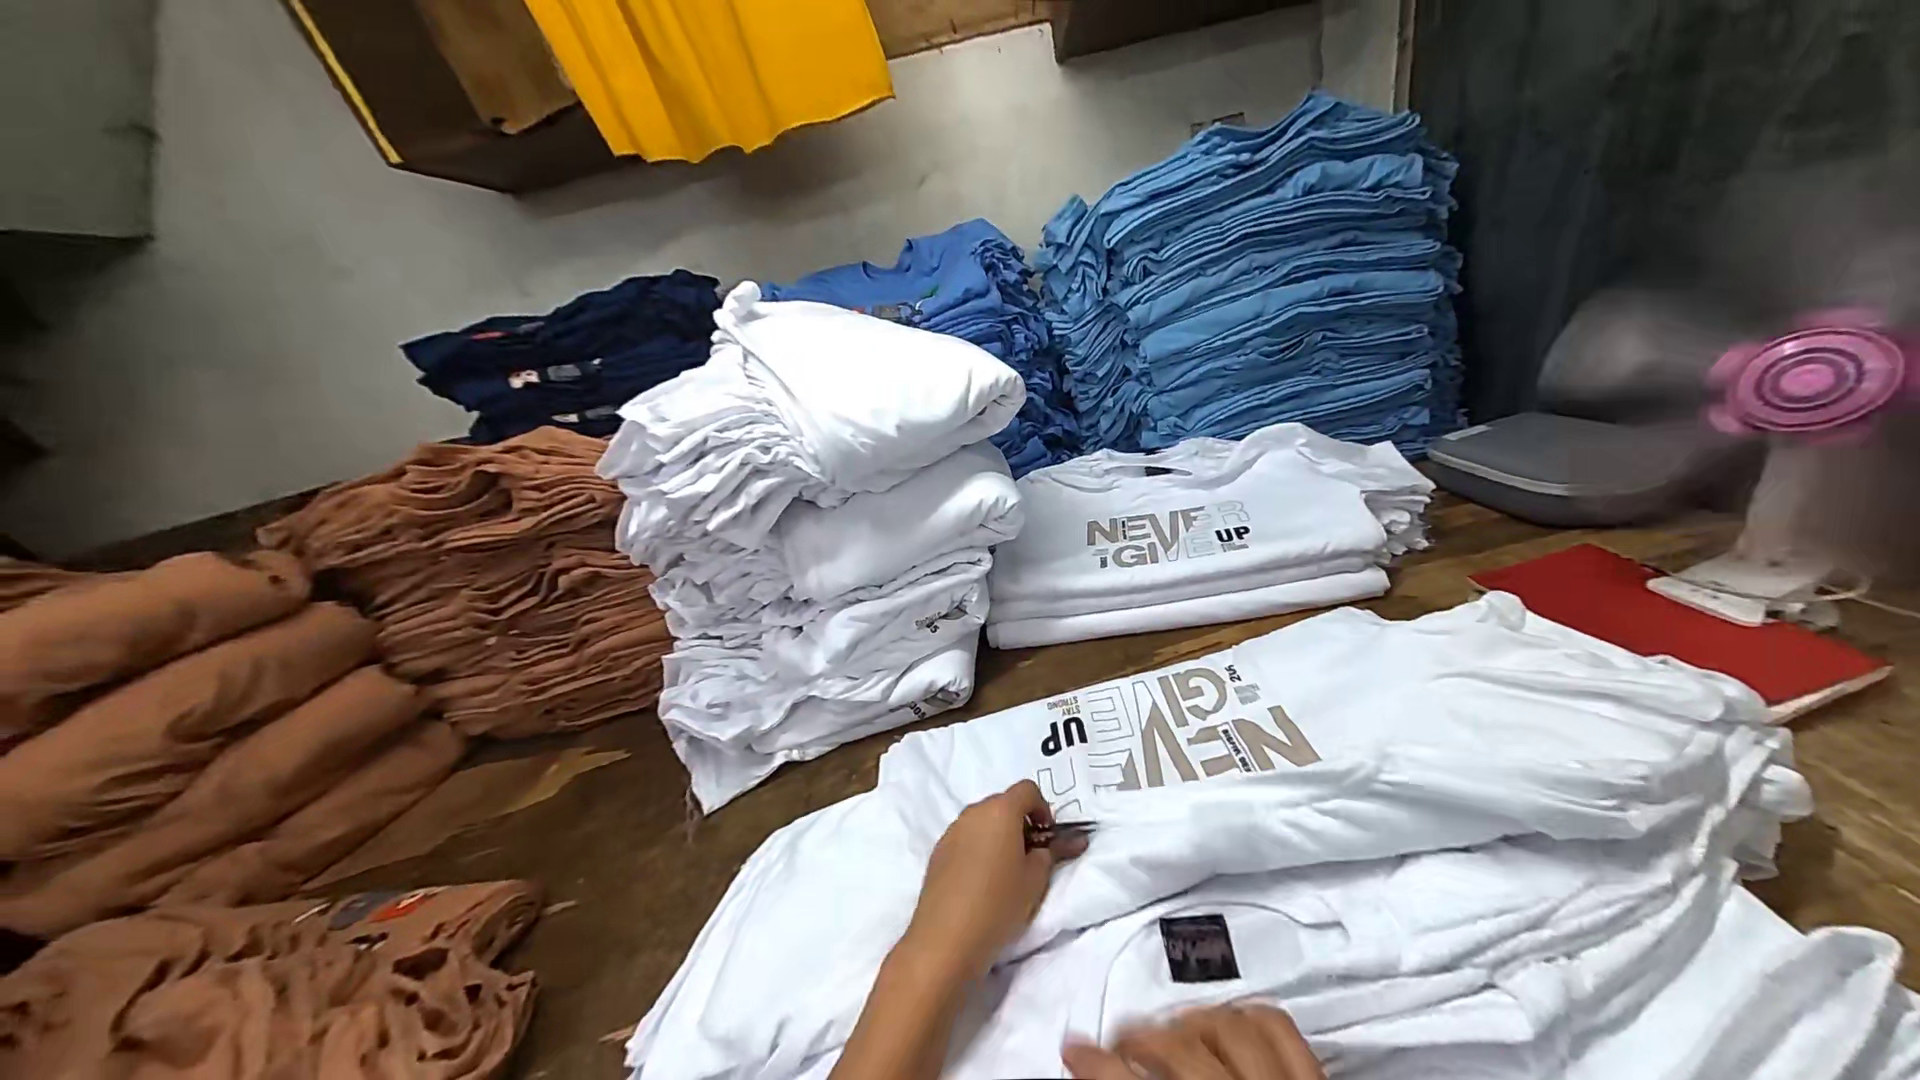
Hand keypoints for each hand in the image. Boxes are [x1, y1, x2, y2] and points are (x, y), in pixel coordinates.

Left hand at [901, 780, 1086, 980]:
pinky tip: (982, 882)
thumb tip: (1073, 840)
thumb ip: (1053, 852)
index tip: (1047, 837)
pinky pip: (966, 837)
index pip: (1027, 789)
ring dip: (999, 835)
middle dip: (1021, 823)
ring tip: (1006, 872)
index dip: (1043, 809)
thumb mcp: (1036, 879)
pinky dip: (979, 848)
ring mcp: (952, 830)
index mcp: (1000, 810)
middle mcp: (973, 812)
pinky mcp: (938, 850)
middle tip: (1031, 856)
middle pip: (1003, 803)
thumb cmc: (999, 903)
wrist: (946, 938)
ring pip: (983, 821)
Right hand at [1063, 1005, 1325, 1079]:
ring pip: (1226, 1023)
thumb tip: (1103, 1077)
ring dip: (1189, 1020)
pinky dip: (1247, 1014)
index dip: (1095, 1064)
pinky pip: (1281, 1029)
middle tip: (1120, 1042)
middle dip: (1139, 1035)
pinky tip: (1225, 1023)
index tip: (1071, 1050)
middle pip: (1180, 1045)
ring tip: (1171, 1030)